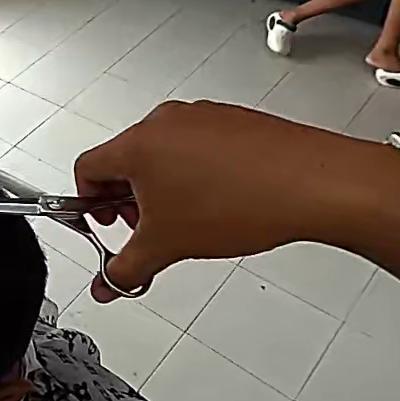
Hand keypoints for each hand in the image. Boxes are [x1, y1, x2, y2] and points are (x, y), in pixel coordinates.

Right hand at [74, 101, 399, 299]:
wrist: (312, 184)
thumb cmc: (246, 200)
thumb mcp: (168, 245)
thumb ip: (125, 268)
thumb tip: (109, 283)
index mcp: (138, 144)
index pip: (87, 169)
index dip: (87, 203)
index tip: (103, 223)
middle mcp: (165, 122)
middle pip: (122, 160)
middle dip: (125, 200)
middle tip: (142, 228)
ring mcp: (200, 117)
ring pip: (159, 153)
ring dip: (159, 188)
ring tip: (184, 219)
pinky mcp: (229, 122)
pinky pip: (193, 146)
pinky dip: (190, 174)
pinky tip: (213, 202)